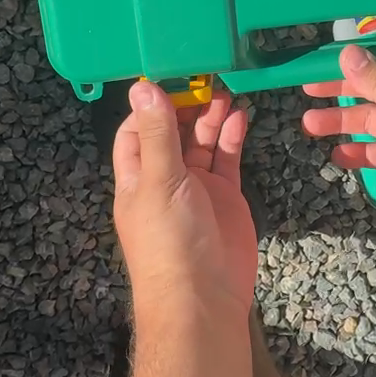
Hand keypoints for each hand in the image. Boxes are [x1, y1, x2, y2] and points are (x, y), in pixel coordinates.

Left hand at [111, 82, 256, 315]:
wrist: (204, 299)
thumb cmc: (170, 240)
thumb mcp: (160, 181)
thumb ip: (158, 134)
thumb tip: (142, 87)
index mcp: (137, 177)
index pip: (137, 131)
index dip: (151, 106)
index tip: (170, 77)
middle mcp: (165, 178)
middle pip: (173, 131)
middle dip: (187, 104)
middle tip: (205, 77)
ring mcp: (197, 186)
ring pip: (202, 140)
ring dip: (211, 115)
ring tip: (224, 91)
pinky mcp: (225, 194)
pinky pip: (227, 157)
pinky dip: (232, 135)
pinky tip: (239, 116)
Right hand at [301, 45, 375, 243]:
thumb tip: (346, 53)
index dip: (353, 64)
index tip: (321, 63)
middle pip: (372, 93)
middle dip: (340, 93)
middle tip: (305, 93)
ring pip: (370, 123)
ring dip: (342, 122)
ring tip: (308, 124)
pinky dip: (358, 154)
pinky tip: (336, 155)